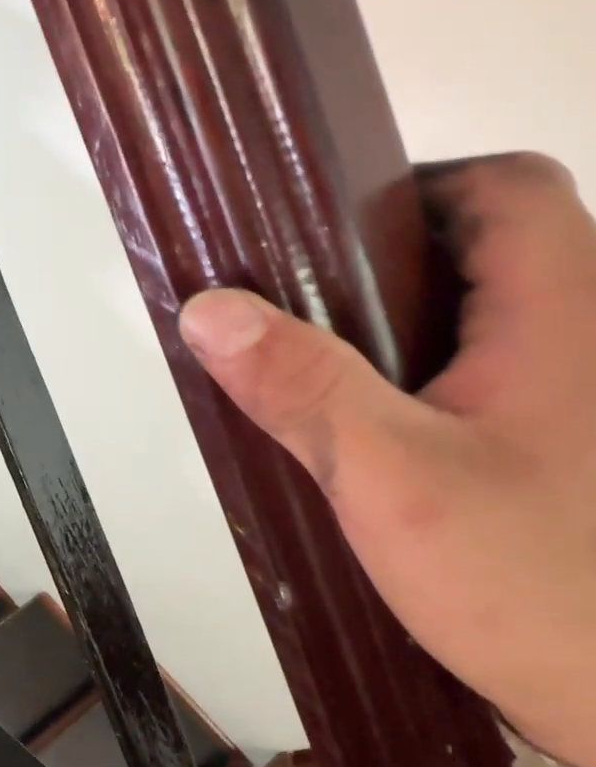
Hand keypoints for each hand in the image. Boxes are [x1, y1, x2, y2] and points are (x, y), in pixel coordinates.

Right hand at [178, 152, 595, 766]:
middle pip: (485, 244)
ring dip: (387, 322)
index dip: (409, 184)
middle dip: (375, 261)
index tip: (313, 231)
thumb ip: (301, 386)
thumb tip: (207, 309)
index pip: (505, 187)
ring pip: (476, 311)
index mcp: (569, 318)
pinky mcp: (554, 442)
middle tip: (284, 308)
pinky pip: (476, 370)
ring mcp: (571, 395)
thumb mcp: (391, 477)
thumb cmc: (536, 582)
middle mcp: (586, 339)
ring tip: (304, 368)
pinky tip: (354, 424)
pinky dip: (406, 372)